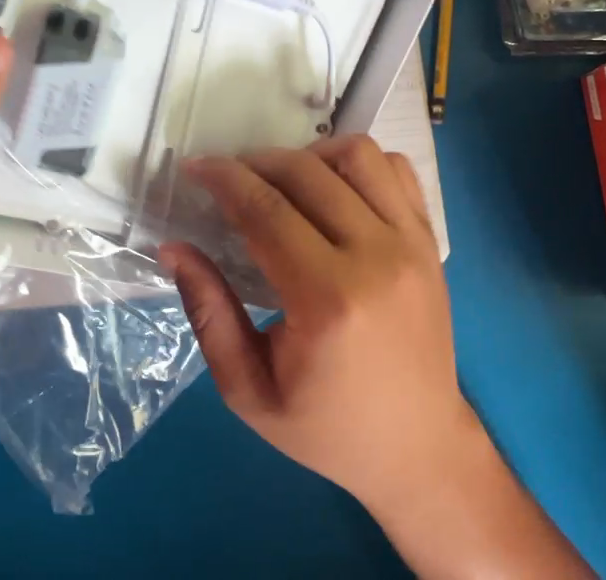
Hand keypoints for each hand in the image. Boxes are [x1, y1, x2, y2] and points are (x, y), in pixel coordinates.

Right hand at [161, 137, 477, 505]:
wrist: (417, 449)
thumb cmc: (327, 429)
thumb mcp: (249, 391)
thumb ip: (209, 313)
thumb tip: (174, 248)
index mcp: (327, 301)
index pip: (266, 210)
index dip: (223, 179)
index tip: (194, 168)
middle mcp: (376, 258)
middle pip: (306, 172)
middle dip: (255, 162)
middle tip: (227, 179)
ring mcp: (412, 245)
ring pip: (358, 156)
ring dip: (310, 156)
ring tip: (282, 183)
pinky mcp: (430, 243)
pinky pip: (397, 171)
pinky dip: (359, 165)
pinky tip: (332, 191)